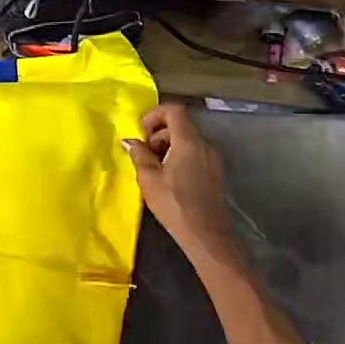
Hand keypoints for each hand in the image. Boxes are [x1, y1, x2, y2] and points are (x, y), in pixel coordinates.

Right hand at [124, 103, 250, 277]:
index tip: (141, 132)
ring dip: (168, 146)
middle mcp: (204, 144)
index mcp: (189, 141)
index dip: (154, 115)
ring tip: (154, 169)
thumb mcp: (149, 180)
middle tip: (144, 155)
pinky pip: (195, 153)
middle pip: (180, 125)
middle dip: (158, 134)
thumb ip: (139, 155)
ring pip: (188, 140)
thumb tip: (129, 141)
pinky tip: (169, 179)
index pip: (174, 110)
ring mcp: (212, 158)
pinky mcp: (215, 171)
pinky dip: (180, 156)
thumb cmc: (175, 205)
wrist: (206, 233)